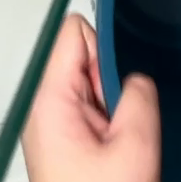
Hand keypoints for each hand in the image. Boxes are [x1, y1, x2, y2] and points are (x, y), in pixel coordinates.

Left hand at [22, 15, 160, 181]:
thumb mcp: (134, 147)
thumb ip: (139, 95)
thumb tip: (136, 75)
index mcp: (48, 98)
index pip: (73, 30)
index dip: (102, 49)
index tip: (114, 87)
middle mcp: (42, 103)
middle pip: (81, 54)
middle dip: (108, 80)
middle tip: (115, 125)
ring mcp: (49, 121)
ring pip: (88, 80)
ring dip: (109, 104)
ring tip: (112, 144)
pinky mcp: (59, 137)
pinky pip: (88, 105)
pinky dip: (105, 121)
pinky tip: (109, 151)